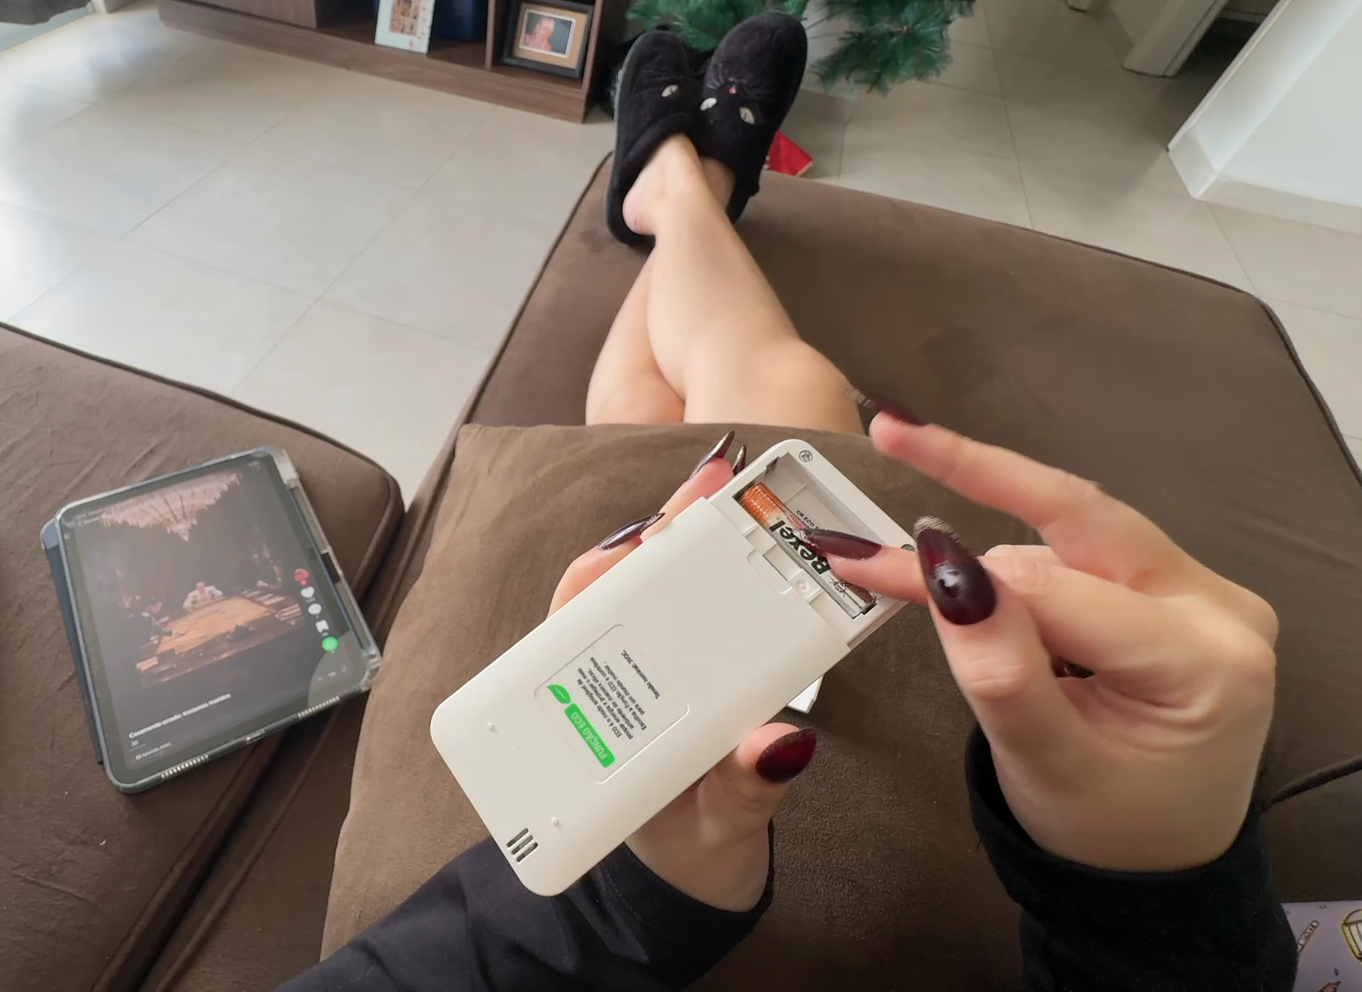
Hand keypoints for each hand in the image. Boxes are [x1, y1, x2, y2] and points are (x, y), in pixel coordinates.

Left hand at [548, 435, 815, 911]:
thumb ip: (742, 790)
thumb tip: (780, 741)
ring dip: (689, 538)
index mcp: (598, 705)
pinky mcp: (693, 671)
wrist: (693, 876)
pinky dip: (718, 572)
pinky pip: (694, 614)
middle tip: (708, 485)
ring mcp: (654, 667)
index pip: (581, 616)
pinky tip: (746, 544)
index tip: (644, 533)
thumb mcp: (712, 826)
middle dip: (663, 531)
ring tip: (726, 495)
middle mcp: (619, 674)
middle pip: (625, 585)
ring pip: (657, 588)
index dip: (608, 567)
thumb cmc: (683, 843)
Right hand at [831, 415, 1277, 871]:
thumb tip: (942, 563)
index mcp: (1202, 660)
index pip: (1041, 590)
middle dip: (972, 467)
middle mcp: (1212, 607)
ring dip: (980, 507)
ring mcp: (1190, 590)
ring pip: (1063, 525)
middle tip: (891, 426)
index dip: (937, 574)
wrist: (1149, 852)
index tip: (849, 559)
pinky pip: (1065, 544)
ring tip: (902, 481)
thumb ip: (995, 664)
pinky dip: (998, 536)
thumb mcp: (1039, 756)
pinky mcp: (1156, 586)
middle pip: (1077, 511)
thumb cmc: (1100, 819)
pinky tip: (958, 534)